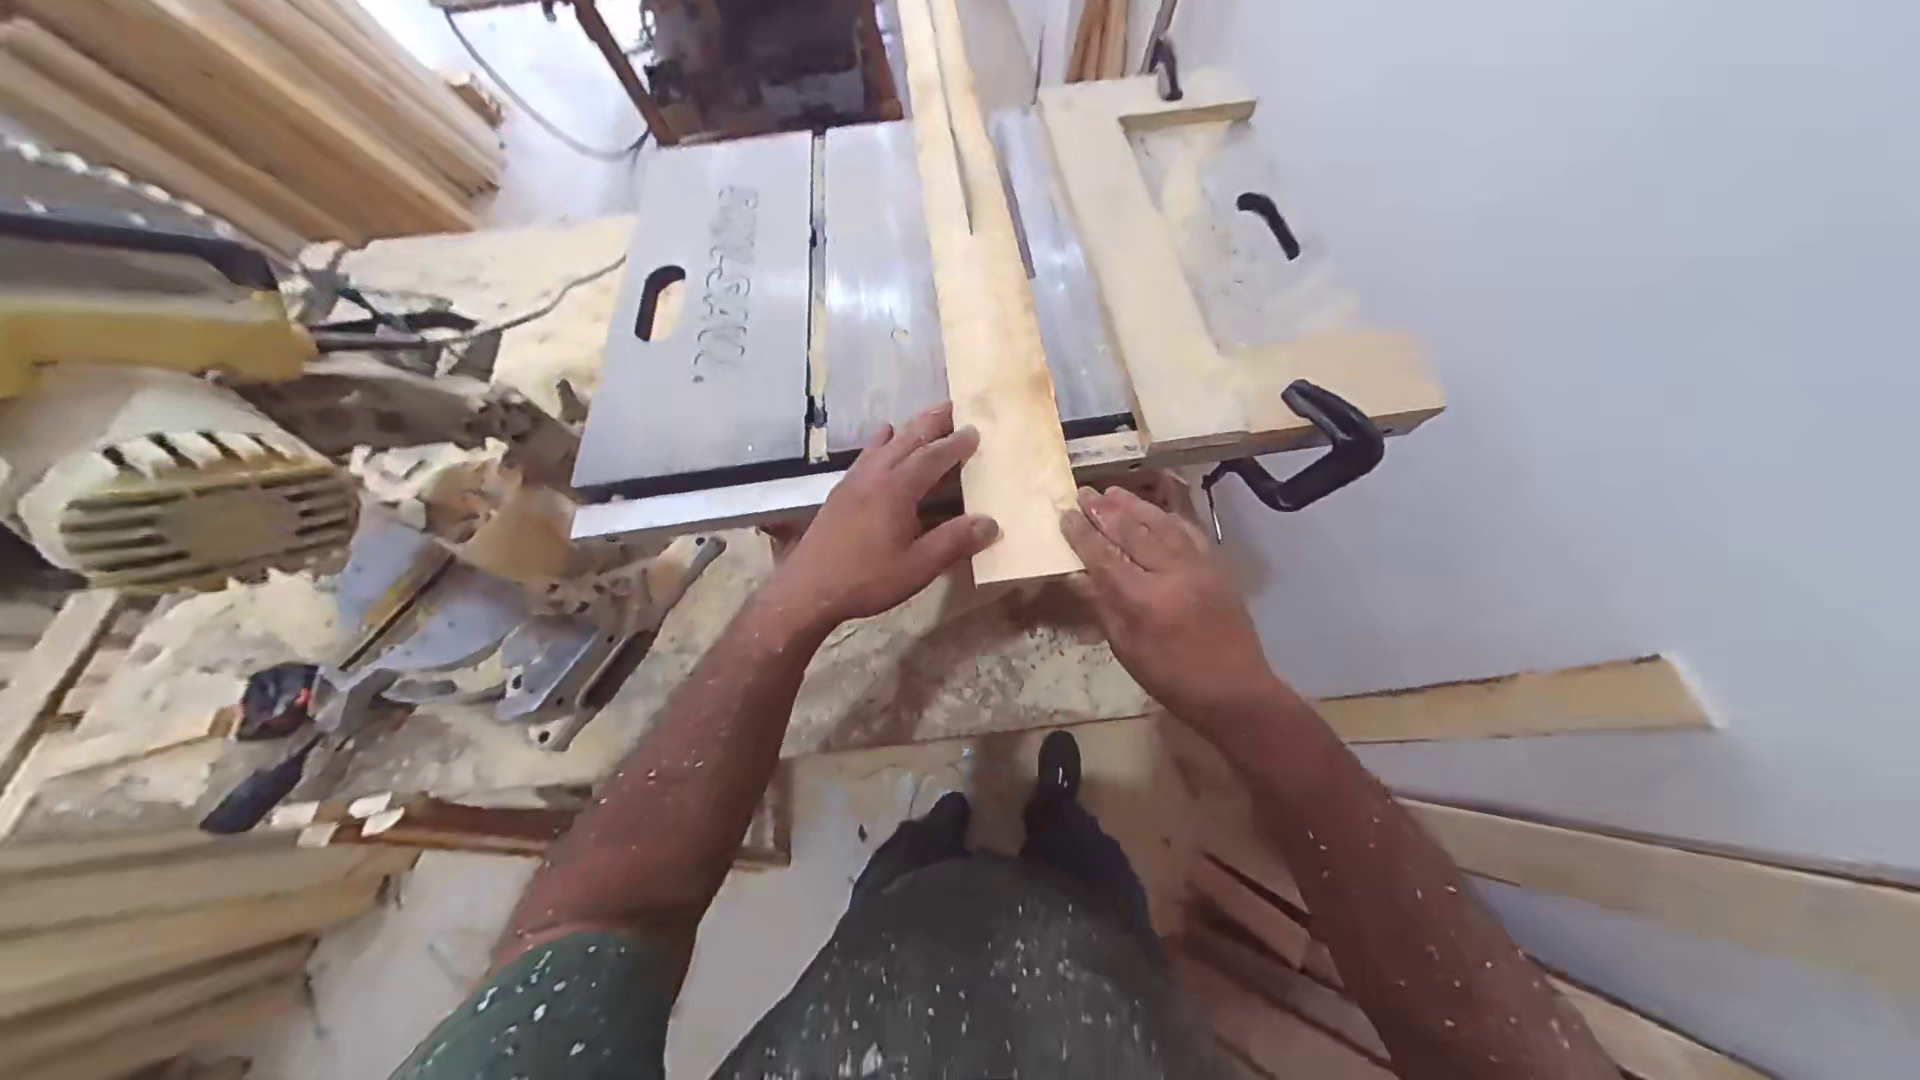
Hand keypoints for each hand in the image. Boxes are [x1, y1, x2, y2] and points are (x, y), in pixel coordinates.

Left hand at [763, 403, 998, 629]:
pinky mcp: (839, 493)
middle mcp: (874, 476)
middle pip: (907, 440)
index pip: (932, 458)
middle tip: (951, 405)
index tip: (974, 430)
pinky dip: (879, 442)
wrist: (807, 589)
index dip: (955, 444)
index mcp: (896, 490)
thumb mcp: (918, 567)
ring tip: (922, 419)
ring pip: (884, 445)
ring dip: (907, 429)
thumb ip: (954, 542)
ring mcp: (853, 482)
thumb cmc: (866, 579)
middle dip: (931, 423)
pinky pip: (865, 456)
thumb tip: (990, 523)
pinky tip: (881, 439)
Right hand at [1061, 483, 1280, 722]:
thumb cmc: (1171, 677)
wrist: (1234, 690)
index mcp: (1144, 600)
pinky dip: (1168, 517)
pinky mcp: (1217, 566)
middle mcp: (1172, 574)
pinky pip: (1189, 532)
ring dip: (1134, 505)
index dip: (1081, 533)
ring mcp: (1198, 566)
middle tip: (1083, 492)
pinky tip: (1154, 510)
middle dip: (1104, 510)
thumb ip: (1101, 605)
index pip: (1104, 556)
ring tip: (1112, 491)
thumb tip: (1075, 574)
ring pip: (1161, 524)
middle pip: (1132, 531)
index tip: (1064, 513)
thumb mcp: (1125, 648)